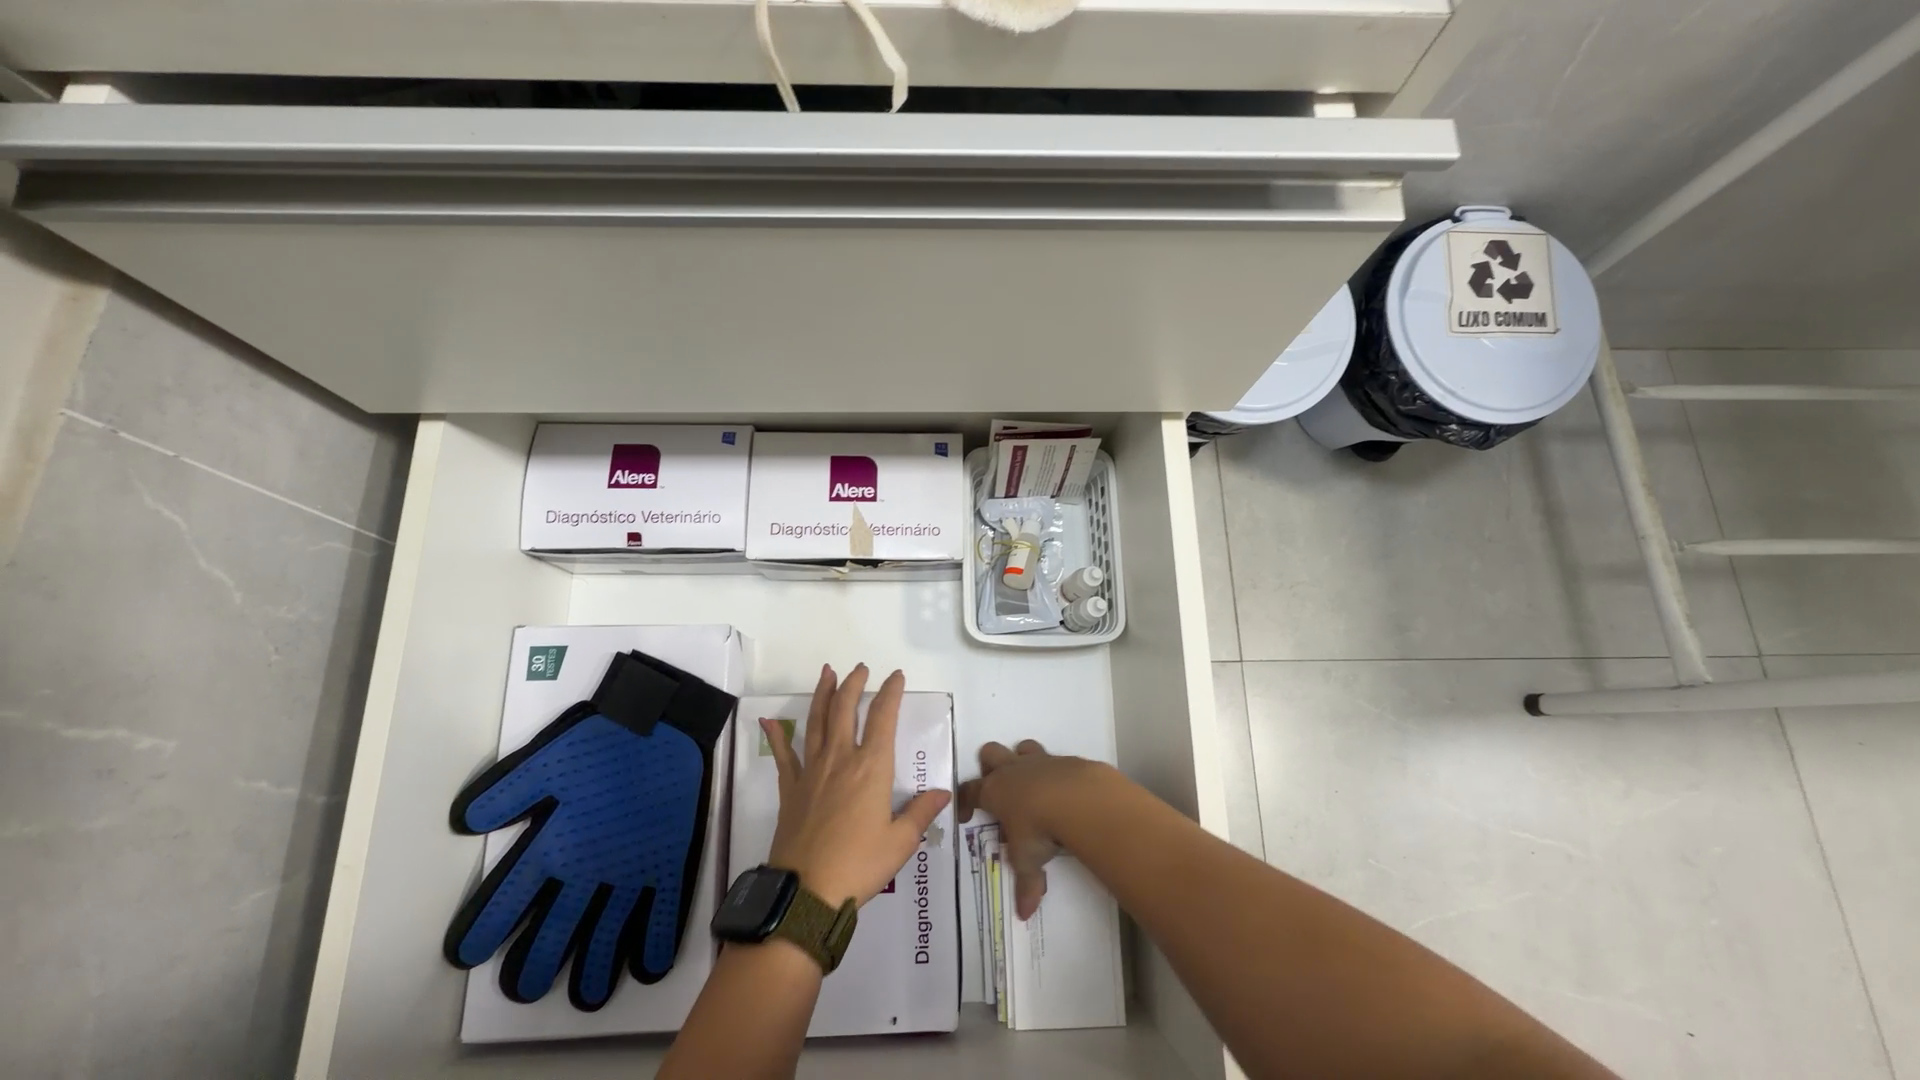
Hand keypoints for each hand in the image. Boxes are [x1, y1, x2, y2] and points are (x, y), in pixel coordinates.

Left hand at [761, 664, 952, 908]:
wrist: (807, 890)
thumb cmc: (860, 865)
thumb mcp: (901, 842)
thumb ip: (921, 812)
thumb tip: (943, 792)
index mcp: (872, 768)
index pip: (884, 718)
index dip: (891, 693)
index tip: (896, 676)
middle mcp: (841, 760)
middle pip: (846, 710)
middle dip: (854, 685)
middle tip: (861, 669)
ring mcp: (812, 771)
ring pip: (817, 722)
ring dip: (823, 695)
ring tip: (828, 673)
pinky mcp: (791, 789)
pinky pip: (784, 755)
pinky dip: (777, 736)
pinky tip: (770, 721)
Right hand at [958, 740, 1101, 919]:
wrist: (1078, 798)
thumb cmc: (1040, 828)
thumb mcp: (1029, 859)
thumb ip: (1026, 884)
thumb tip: (1024, 914)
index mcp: (995, 792)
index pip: (968, 791)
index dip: (963, 802)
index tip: (965, 816)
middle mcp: (1012, 771)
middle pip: (989, 753)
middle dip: (989, 766)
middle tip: (998, 788)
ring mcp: (1038, 761)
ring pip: (1021, 747)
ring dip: (1022, 760)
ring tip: (1031, 783)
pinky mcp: (1064, 759)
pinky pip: (1054, 759)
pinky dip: (1055, 772)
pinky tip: (1064, 791)